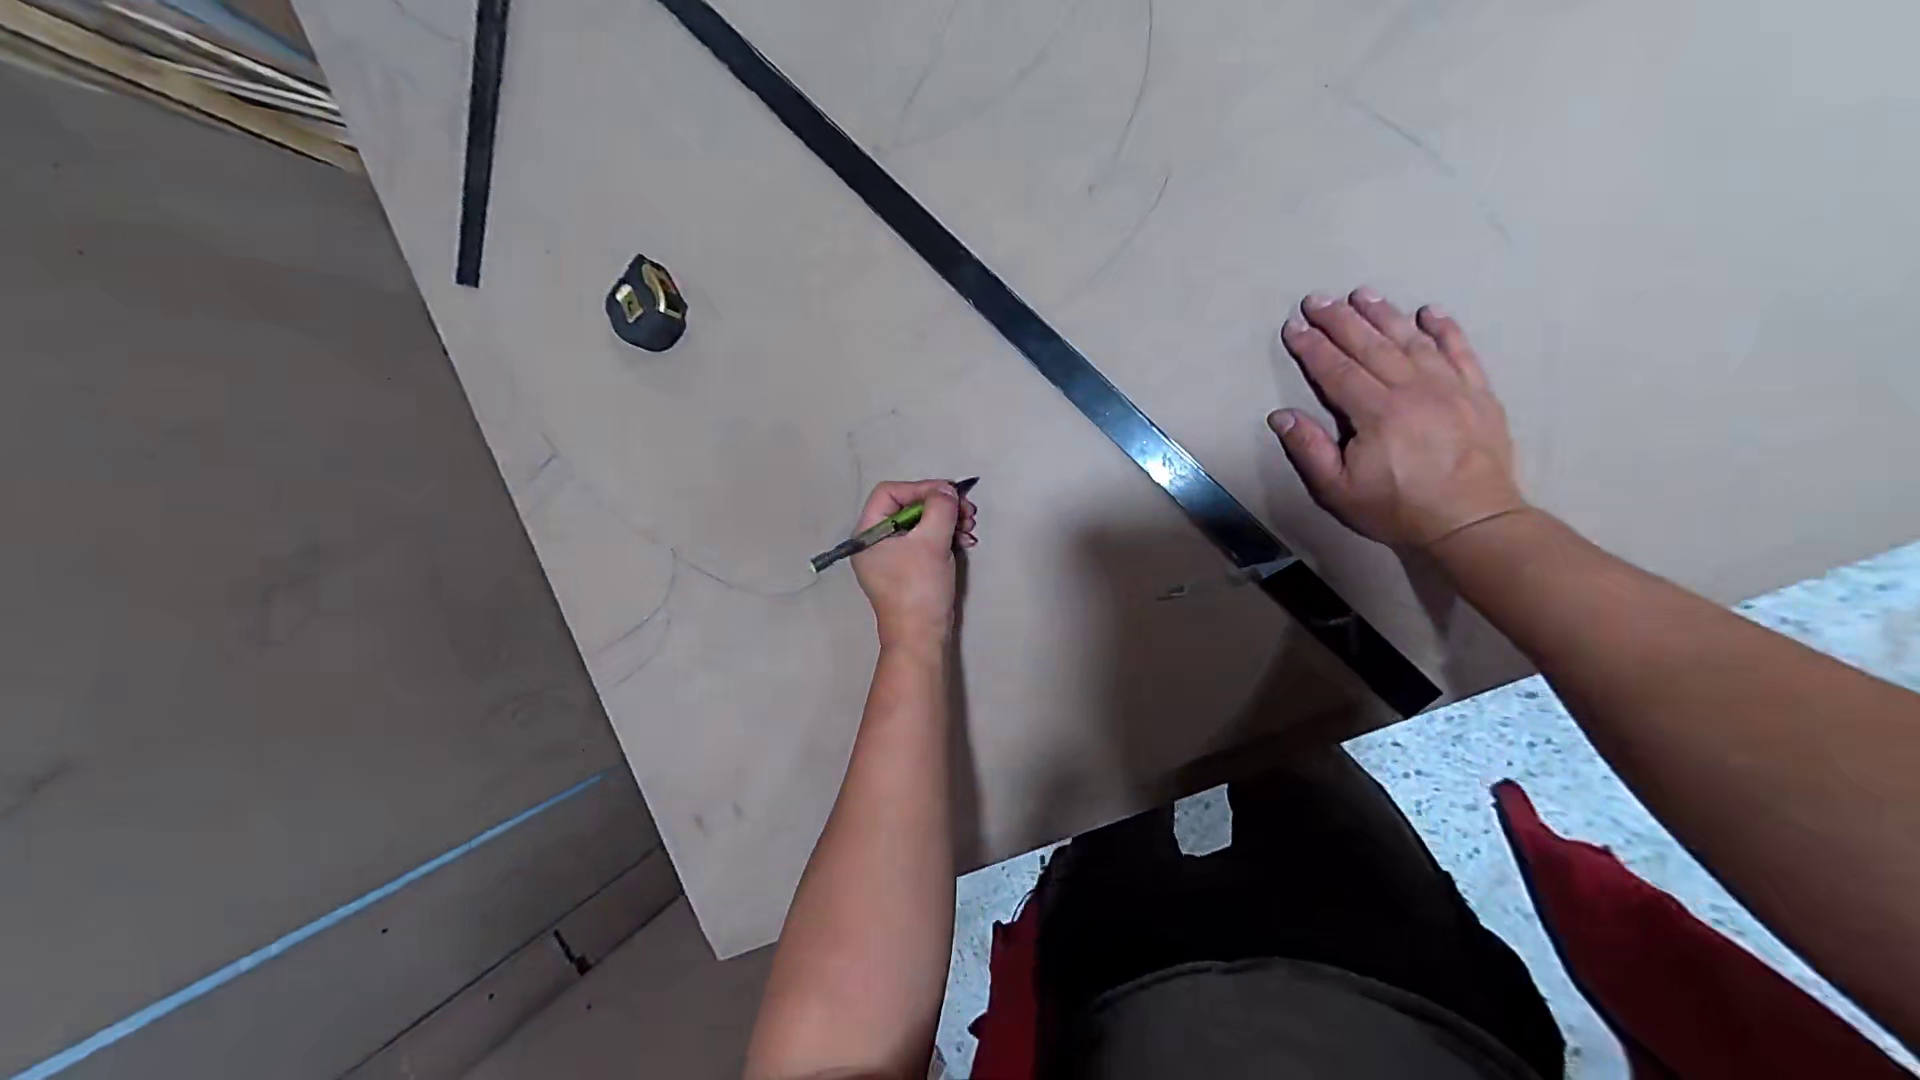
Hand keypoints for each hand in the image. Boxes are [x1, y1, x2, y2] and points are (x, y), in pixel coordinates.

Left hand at [851, 480, 977, 648]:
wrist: (921, 638)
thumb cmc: (918, 589)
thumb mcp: (932, 541)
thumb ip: (940, 508)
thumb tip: (947, 491)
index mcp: (868, 533)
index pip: (890, 492)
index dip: (920, 488)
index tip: (948, 494)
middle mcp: (877, 541)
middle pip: (909, 506)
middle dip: (941, 505)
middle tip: (967, 511)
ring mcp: (894, 556)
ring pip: (922, 523)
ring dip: (949, 519)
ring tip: (970, 527)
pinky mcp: (910, 568)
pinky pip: (927, 541)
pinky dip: (947, 536)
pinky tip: (967, 541)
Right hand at [1270, 288, 1526, 547]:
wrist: (1471, 522)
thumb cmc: (1396, 508)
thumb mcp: (1337, 490)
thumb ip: (1309, 450)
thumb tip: (1282, 415)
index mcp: (1377, 412)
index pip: (1336, 370)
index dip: (1312, 347)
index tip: (1294, 326)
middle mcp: (1414, 389)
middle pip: (1371, 345)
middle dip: (1340, 320)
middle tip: (1318, 299)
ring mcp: (1451, 387)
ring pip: (1412, 340)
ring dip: (1384, 314)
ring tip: (1363, 294)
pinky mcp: (1478, 393)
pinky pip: (1461, 351)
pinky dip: (1445, 329)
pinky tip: (1430, 311)